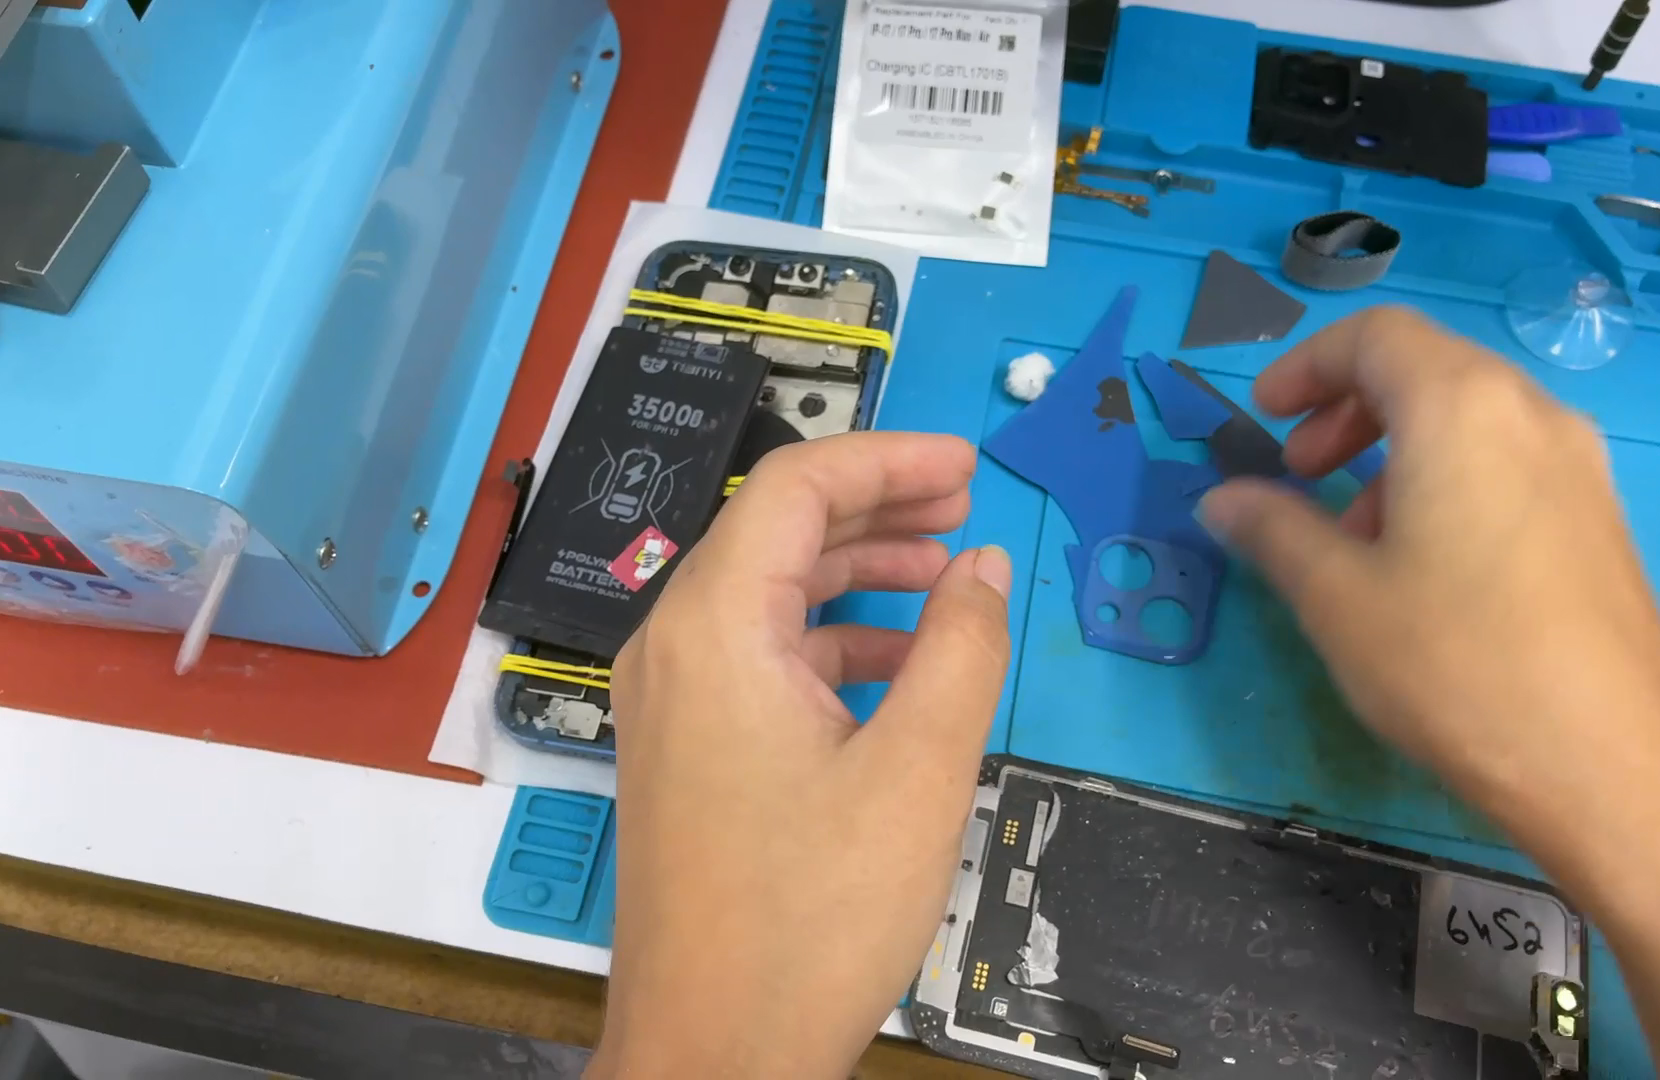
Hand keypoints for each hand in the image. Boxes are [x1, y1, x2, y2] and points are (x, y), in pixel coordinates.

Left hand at [591, 433, 1011, 1079]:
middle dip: (877, 504)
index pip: (795, 487)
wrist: (714, 1057)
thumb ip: (963, 648)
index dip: (886, 459)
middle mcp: (676, 640)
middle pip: (779, 528)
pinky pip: (765, 649)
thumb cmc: (815, 914)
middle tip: (963, 503)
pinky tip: (901, 655)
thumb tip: (984, 565)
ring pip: (773, 588)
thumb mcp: (919, 773)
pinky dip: (835, 633)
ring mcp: (675, 690)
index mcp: (715, 626)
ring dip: (859, 567)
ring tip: (944, 567)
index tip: (964, 466)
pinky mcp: (690, 734)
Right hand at [1195, 307, 1659, 838]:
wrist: (1611, 774)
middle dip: (1342, 407)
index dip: (1304, 365)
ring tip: (1350, 526)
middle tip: (1296, 470)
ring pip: (1464, 415)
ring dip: (1386, 446)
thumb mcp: (1332, 592)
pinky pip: (1502, 460)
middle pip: (1422, 367)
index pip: (1375, 337)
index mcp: (1461, 412)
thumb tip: (1219, 498)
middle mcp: (1531, 417)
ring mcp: (1576, 467)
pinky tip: (1415, 559)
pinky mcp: (1594, 518)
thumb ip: (1268, 526)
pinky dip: (1437, 475)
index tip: (1261, 417)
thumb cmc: (1450, 663)